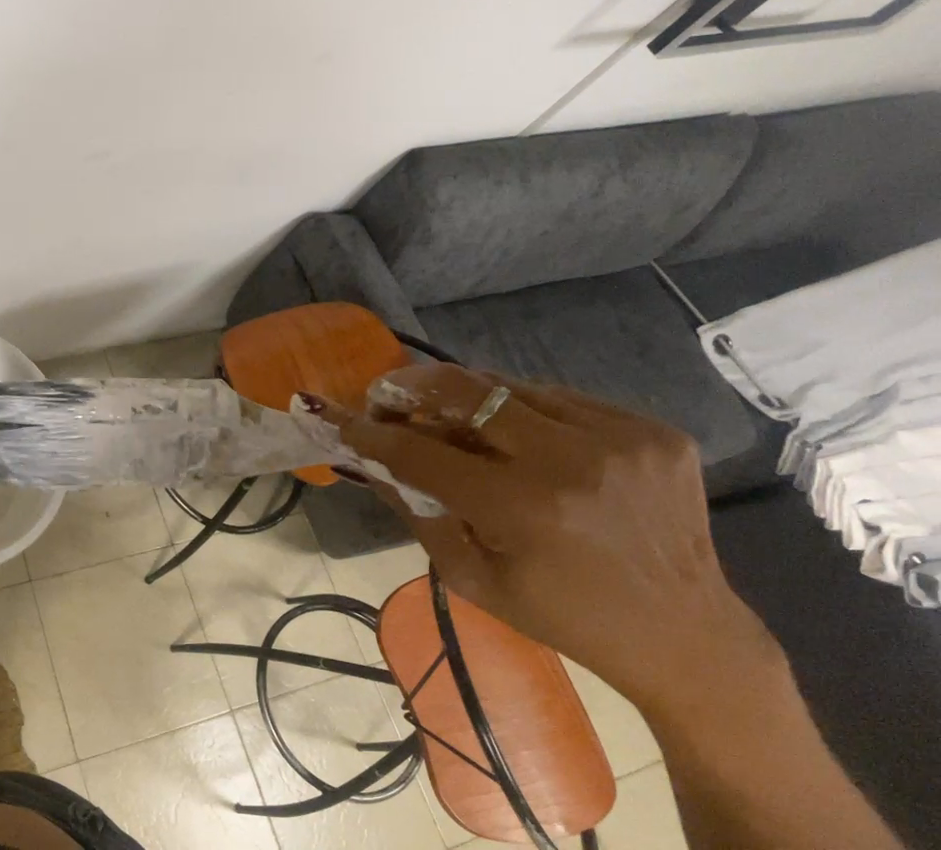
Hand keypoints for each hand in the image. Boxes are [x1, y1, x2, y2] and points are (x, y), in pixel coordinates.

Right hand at [312, 363, 780, 712]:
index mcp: (522, 509)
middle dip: (410, 386)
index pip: (420, 450)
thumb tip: (367, 458)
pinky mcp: (651, 430)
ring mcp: (620, 437)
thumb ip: (416, 511)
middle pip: (465, 390)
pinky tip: (516, 433)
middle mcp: (570, 460)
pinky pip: (562, 399)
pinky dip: (524, 410)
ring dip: (466, 397)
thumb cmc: (563, 616)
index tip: (334, 417)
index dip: (369, 432)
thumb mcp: (472, 577)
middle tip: (385, 394)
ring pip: (511, 387)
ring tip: (445, 413)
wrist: (686, 633)